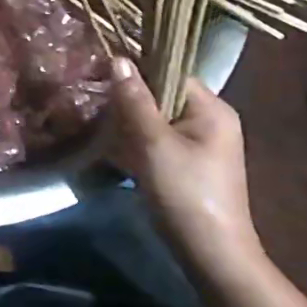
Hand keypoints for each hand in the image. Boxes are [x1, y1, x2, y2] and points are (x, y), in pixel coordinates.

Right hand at [107, 59, 263, 264]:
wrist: (207, 247)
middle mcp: (208, 121)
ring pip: (152, 119)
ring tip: (97, 128)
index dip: (137, 71)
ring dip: (125, 123)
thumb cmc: (184, 190)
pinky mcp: (183, 162)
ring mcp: (196, 143)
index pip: (172, 73)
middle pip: (160, 95)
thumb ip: (135, 101)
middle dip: (127, 101)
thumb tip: (117, 60)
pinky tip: (111, 151)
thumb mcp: (153, 143)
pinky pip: (153, 139)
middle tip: (94, 105)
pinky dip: (132, 142)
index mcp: (212, 110)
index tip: (100, 74)